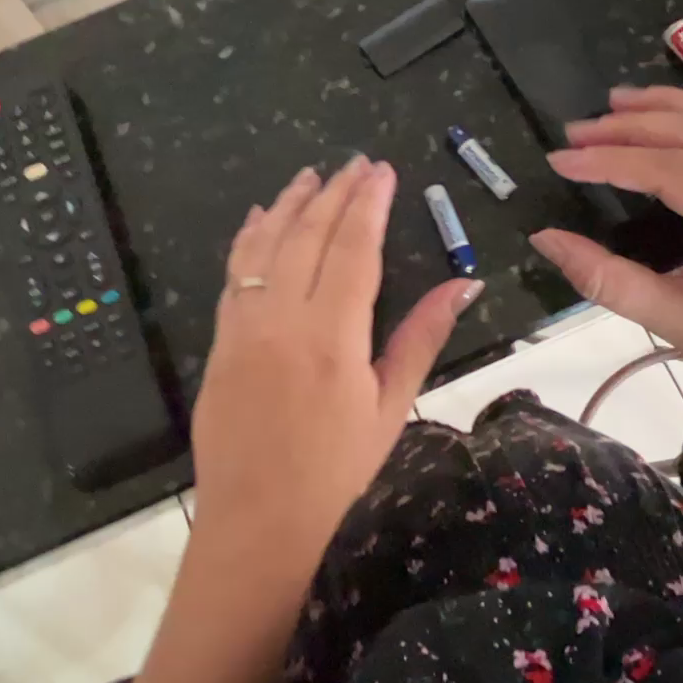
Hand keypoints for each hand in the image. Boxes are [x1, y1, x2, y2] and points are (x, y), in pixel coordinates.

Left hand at [192, 157, 483, 546]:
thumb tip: (462, 282)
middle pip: (310, 236)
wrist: (258, 518)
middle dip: (335, 192)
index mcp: (334, 336)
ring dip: (289, 204)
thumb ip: (422, 337)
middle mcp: (284, 318)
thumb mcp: (391, 407)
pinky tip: (261, 217)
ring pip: (266, 245)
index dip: (370, 204)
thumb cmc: (336, 470)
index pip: (355, 249)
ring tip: (309, 175)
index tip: (382, 171)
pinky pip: (233, 273)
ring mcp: (244, 326)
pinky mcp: (220, 339)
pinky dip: (248, 238)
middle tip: (354, 163)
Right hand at [526, 86, 682, 436]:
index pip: (680, 173)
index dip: (614, 161)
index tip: (561, 159)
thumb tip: (546, 239)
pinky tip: (666, 114)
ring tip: (614, 104)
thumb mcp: (677, 324)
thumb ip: (608, 280)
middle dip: (635, 126)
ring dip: (669, 108)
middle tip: (577, 131)